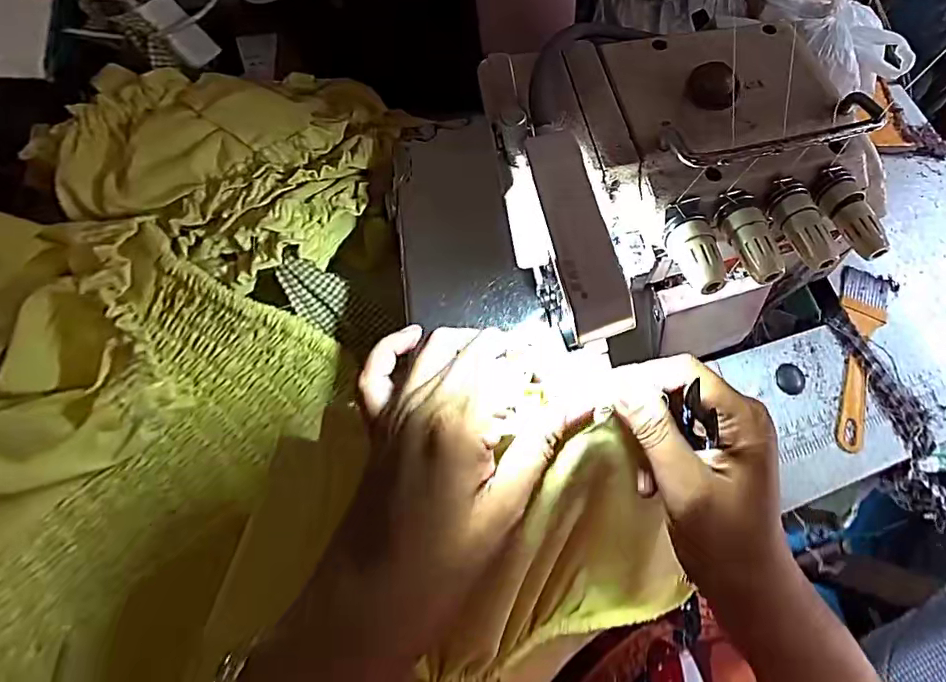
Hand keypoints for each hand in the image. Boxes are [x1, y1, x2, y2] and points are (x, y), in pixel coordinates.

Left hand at [248, 325, 588, 680]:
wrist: (363, 607)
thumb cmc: (440, 565)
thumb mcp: (503, 509)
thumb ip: (541, 444)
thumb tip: (582, 402)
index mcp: (459, 418)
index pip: (510, 361)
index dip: (541, 362)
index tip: (563, 379)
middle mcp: (424, 401)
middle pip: (478, 347)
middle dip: (514, 350)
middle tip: (541, 374)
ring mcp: (394, 410)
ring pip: (437, 346)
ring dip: (472, 342)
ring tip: (502, 358)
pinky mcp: (375, 426)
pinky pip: (376, 371)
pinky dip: (395, 347)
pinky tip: (416, 338)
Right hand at [609, 355, 786, 601]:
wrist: (751, 589)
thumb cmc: (726, 545)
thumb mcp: (685, 487)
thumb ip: (656, 434)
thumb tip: (624, 389)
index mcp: (743, 415)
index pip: (686, 371)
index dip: (645, 378)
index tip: (609, 395)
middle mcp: (741, 413)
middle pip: (681, 387)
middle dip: (647, 412)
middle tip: (619, 434)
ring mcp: (733, 431)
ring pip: (678, 410)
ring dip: (652, 436)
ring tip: (643, 472)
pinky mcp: (722, 448)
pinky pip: (683, 432)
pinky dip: (662, 451)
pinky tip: (652, 480)